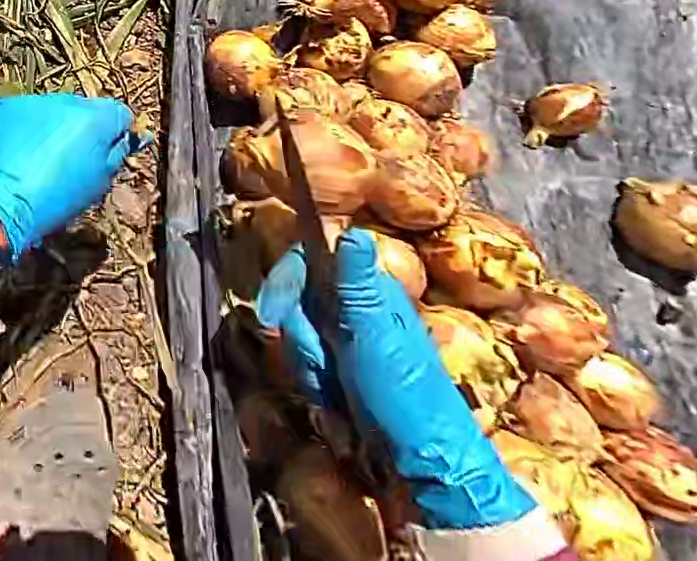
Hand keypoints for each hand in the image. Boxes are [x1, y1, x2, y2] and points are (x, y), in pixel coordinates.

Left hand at [0, 94, 144, 257]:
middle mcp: (65, 101)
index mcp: (94, 118)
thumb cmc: (54, 199)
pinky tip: (16, 154)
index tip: (105, 153)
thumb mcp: (98, 183)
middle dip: (81, 128)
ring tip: (38, 159)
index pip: (119, 113)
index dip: (115, 134)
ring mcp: (32, 101)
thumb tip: (126, 137)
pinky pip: (22, 114)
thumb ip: (117, 153)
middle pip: (84, 109)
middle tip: (70, 161)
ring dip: (52, 127)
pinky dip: (23, 129)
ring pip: (52, 110)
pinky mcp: (4, 107)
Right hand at [256, 229, 537, 530]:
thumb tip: (350, 230)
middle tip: (325, 367)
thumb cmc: (402, 392)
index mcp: (365, 286)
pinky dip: (315, 386)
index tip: (270, 317)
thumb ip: (357, 280)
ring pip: (298, 335)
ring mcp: (348, 338)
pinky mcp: (343, 369)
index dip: (283, 283)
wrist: (426, 466)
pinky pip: (308, 365)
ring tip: (335, 393)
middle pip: (296, 299)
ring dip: (309, 368)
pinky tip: (336, 406)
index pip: (306, 258)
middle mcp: (354, 305)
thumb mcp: (375, 331)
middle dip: (301, 339)